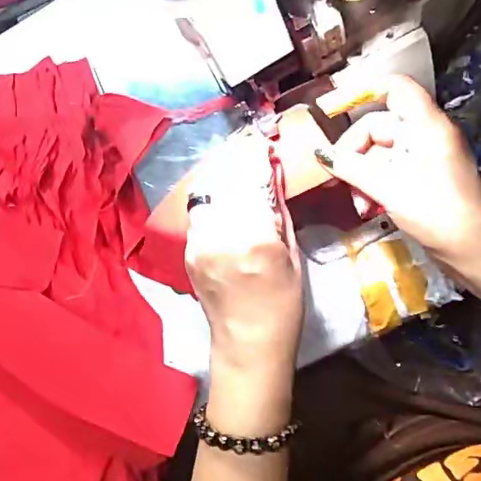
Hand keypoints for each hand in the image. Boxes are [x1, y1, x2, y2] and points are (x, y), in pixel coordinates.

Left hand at [184, 135, 304, 391]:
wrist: (246, 344)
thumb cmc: (283, 306)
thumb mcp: (292, 254)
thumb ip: (279, 209)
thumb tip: (274, 170)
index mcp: (253, 238)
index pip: (251, 179)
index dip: (255, 152)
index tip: (261, 137)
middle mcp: (219, 235)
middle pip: (225, 179)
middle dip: (237, 157)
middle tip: (249, 144)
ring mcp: (198, 242)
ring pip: (206, 190)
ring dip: (222, 173)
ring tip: (236, 163)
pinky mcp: (188, 249)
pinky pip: (199, 211)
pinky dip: (212, 196)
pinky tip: (225, 192)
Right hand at [317, 76, 480, 286]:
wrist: (472, 248)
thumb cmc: (435, 210)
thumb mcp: (386, 186)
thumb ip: (350, 166)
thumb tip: (320, 154)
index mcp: (426, 125)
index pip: (395, 88)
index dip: (361, 92)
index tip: (332, 108)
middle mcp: (426, 134)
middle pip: (378, 126)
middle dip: (354, 153)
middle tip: (340, 179)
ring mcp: (425, 156)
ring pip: (379, 153)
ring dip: (361, 175)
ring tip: (359, 203)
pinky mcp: (422, 177)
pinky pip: (389, 169)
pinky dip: (373, 184)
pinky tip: (368, 207)